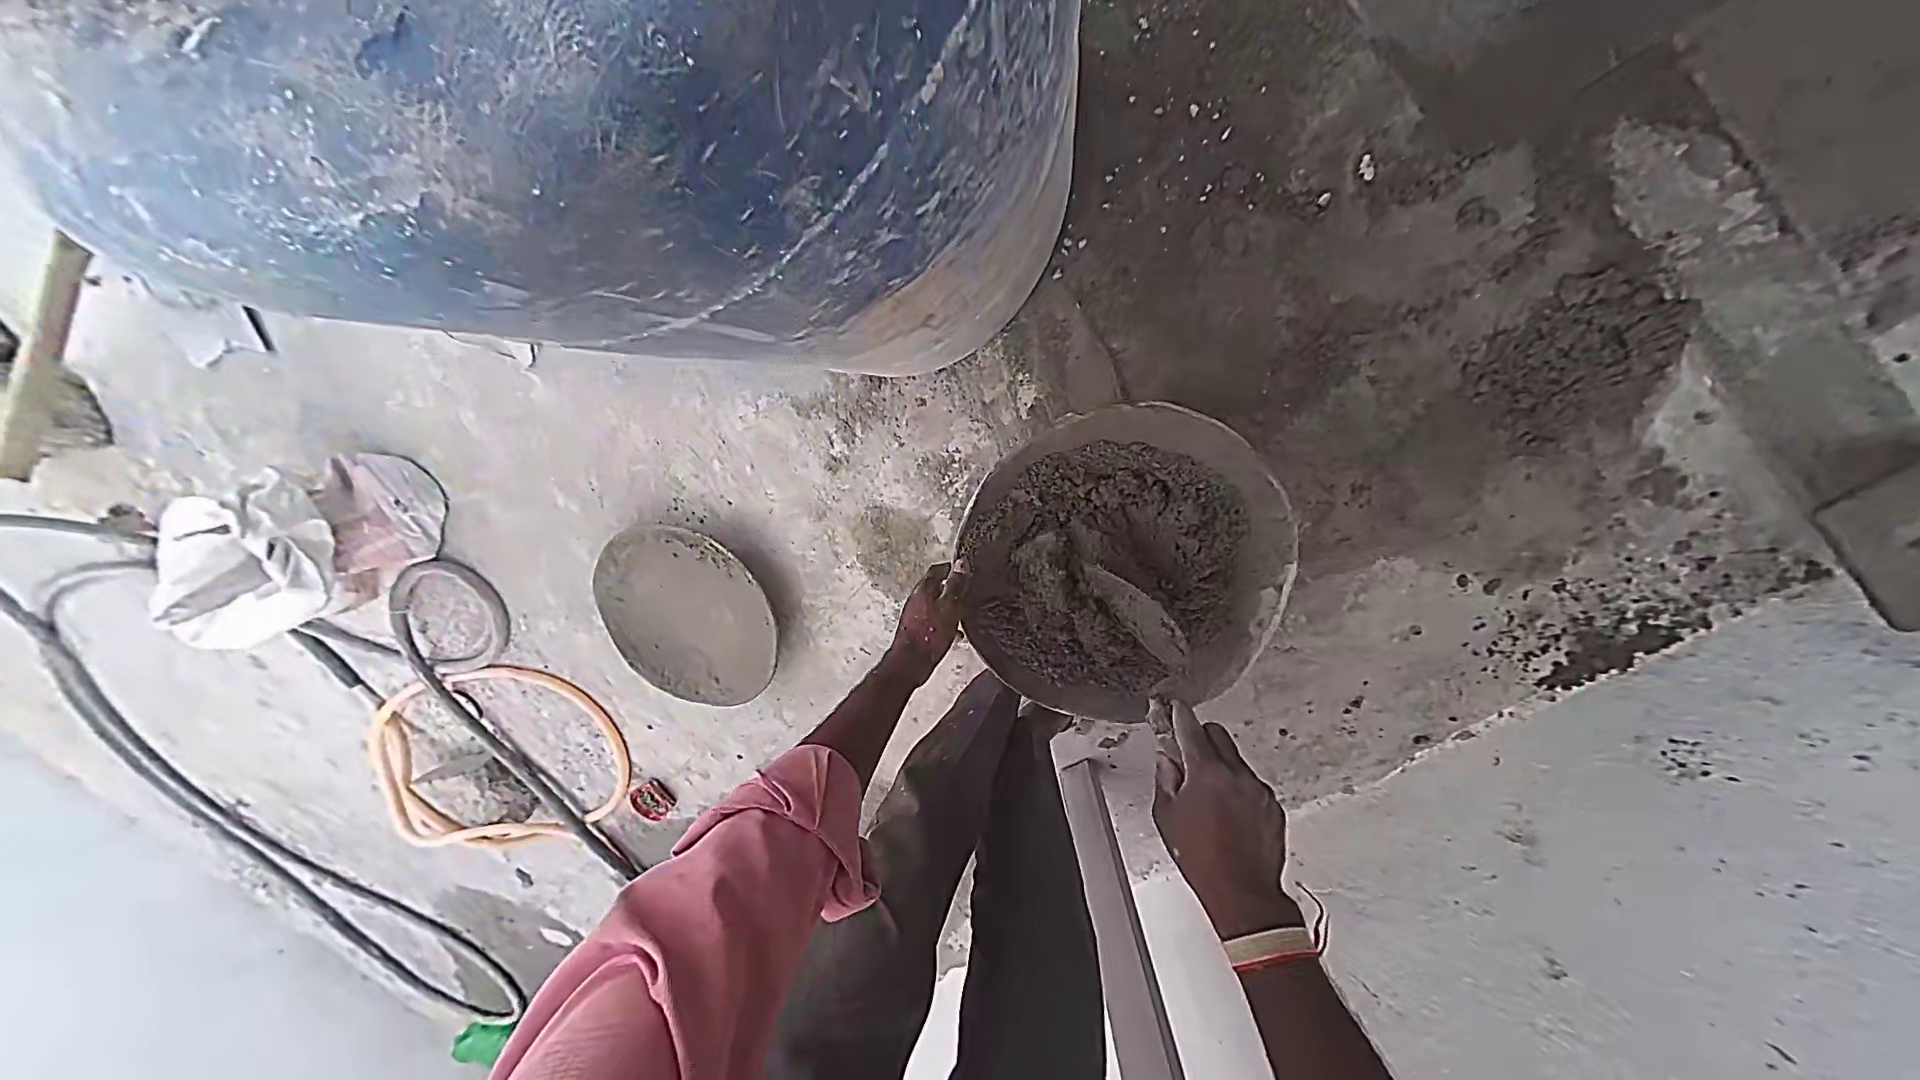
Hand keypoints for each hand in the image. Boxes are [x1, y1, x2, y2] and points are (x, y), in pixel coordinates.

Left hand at [883, 561, 968, 685]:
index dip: (949, 567)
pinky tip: (952, 630)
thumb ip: (955, 585)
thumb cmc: (929, 635)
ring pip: (932, 602)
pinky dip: (942, 619)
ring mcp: (914, 614)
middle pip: (933, 585)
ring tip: (959, 607)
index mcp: (924, 589)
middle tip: (960, 584)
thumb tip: (960, 564)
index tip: (959, 567)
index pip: (936, 570)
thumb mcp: (950, 607)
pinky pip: (931, 618)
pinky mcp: (914, 628)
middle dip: (947, 584)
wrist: (911, 662)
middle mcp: (916, 599)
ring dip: (945, 602)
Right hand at [1152, 698, 1301, 938]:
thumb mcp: (1167, 815)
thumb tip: (1167, 757)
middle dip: (1201, 738)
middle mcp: (1237, 774)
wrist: (1243, 893)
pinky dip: (1237, 787)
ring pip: (1235, 759)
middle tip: (1187, 758)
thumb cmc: (1202, 859)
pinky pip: (1250, 782)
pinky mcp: (1272, 805)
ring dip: (1219, 766)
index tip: (1173, 706)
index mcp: (1207, 772)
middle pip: (1217, 734)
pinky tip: (1226, 813)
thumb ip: (1165, 777)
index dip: (1178, 714)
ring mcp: (1258, 789)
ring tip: (1207, 798)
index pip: (1191, 728)